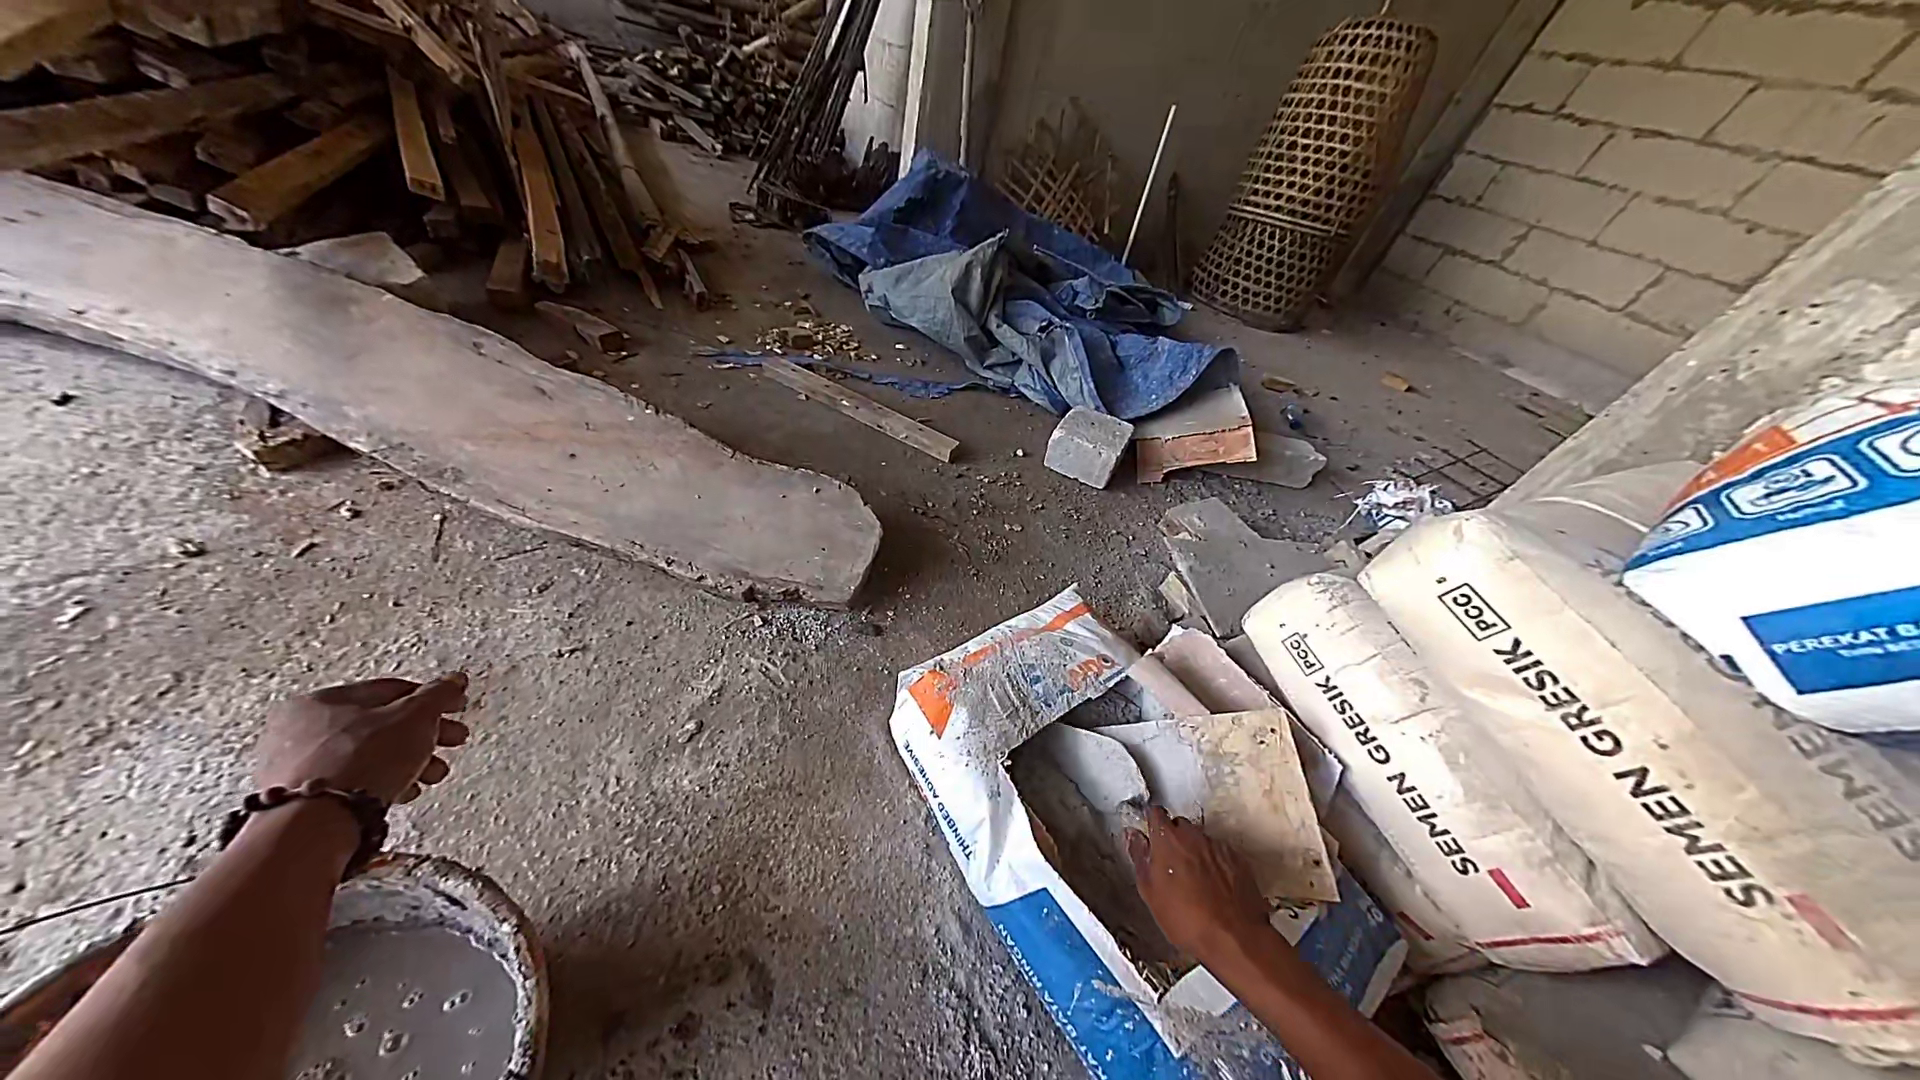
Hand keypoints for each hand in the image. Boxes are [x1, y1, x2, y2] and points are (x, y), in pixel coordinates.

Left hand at [254, 674, 470, 804]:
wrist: (321, 820)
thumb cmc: (361, 759)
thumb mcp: (416, 716)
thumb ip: (438, 694)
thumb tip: (453, 681)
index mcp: (321, 700)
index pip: (390, 690)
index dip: (431, 698)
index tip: (454, 707)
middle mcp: (299, 730)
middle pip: (382, 724)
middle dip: (425, 734)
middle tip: (452, 739)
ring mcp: (297, 766)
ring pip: (371, 754)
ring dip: (410, 759)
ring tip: (433, 772)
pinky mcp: (304, 797)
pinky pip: (355, 780)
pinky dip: (384, 780)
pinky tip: (405, 789)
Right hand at [1126, 805, 1272, 960]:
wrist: (1234, 939)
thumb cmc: (1187, 918)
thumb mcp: (1149, 891)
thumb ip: (1139, 856)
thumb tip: (1133, 836)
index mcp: (1167, 838)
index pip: (1155, 812)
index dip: (1152, 822)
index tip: (1151, 833)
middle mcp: (1193, 835)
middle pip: (1180, 825)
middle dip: (1174, 839)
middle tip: (1171, 864)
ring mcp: (1218, 847)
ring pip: (1201, 840)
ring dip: (1196, 852)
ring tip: (1195, 881)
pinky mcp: (1239, 860)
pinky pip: (1221, 854)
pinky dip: (1216, 864)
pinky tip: (1215, 888)